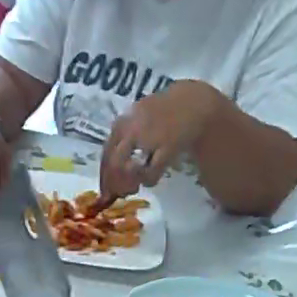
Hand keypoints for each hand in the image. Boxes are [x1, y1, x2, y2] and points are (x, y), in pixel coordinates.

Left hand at [100, 80, 225, 199]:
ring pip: (128, 168)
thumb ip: (121, 143)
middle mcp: (131, 129)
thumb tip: (108, 173)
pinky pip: (152, 170)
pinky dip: (148, 179)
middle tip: (120, 194)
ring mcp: (149, 136)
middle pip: (113, 164)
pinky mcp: (167, 145)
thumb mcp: (136, 122)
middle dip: (114, 184)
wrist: (192, 102)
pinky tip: (151, 180)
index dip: (104, 177)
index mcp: (121, 124)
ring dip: (128, 184)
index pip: (105, 155)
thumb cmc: (160, 115)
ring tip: (134, 188)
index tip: (104, 193)